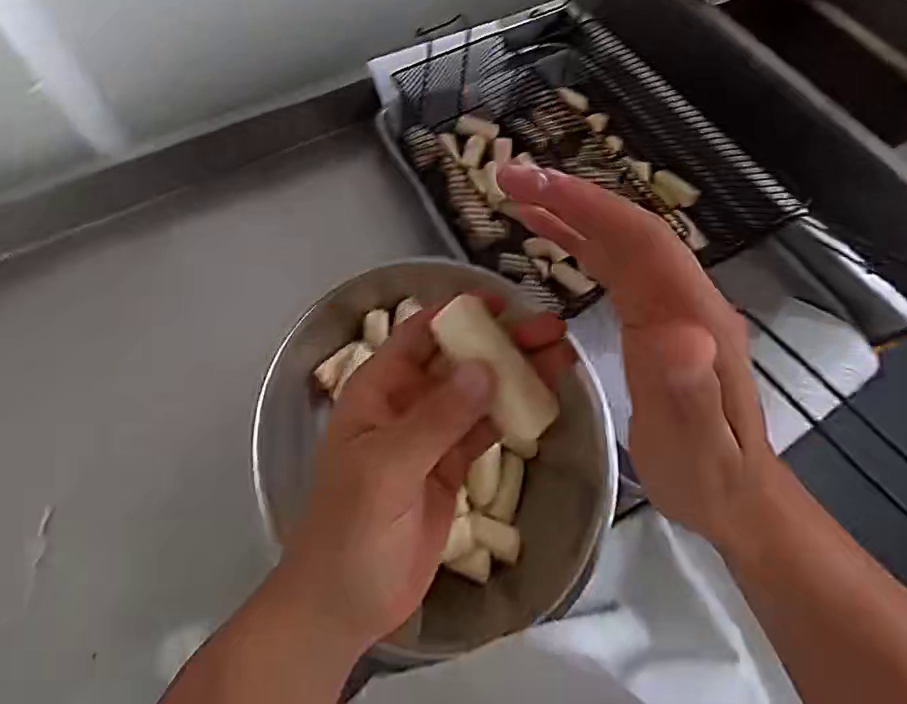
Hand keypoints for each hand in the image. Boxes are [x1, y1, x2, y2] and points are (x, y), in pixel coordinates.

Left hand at [271, 292, 574, 653]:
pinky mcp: (450, 466)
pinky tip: (544, 399)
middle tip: (551, 330)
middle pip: (459, 359)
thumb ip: (437, 418)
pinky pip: (485, 429)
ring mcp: (430, 434)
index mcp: (378, 388)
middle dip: (502, 342)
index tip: (504, 303)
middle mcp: (406, 402)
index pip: (419, 334)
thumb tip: (486, 367)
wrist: (345, 604)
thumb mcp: (388, 468)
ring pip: (478, 392)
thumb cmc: (351, 528)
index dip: (458, 312)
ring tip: (561, 357)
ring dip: (515, 374)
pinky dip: (512, 414)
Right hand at [495, 163, 782, 548]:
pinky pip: (615, 265)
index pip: (640, 241)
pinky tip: (552, 235)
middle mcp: (686, 297)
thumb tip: (672, 332)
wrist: (738, 499)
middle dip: (571, 197)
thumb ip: (688, 392)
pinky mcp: (657, 316)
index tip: (535, 185)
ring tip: (519, 196)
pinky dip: (580, 241)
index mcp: (693, 315)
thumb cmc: (711, 478)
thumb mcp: (697, 447)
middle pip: (627, 229)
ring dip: (571, 213)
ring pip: (620, 242)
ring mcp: (672, 304)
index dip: (588, 206)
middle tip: (510, 178)